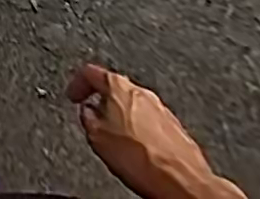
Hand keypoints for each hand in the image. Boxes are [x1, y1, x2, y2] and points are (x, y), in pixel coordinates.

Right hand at [67, 65, 247, 198]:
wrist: (186, 186)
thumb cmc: (142, 158)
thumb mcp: (95, 135)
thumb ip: (86, 116)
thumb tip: (88, 113)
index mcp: (118, 85)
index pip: (89, 72)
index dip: (76, 84)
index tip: (73, 96)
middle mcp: (143, 93)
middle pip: (115, 89)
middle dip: (103, 103)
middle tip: (95, 119)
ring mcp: (165, 113)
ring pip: (136, 108)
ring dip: (125, 120)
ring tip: (118, 140)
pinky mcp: (181, 134)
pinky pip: (154, 127)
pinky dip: (144, 134)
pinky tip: (140, 151)